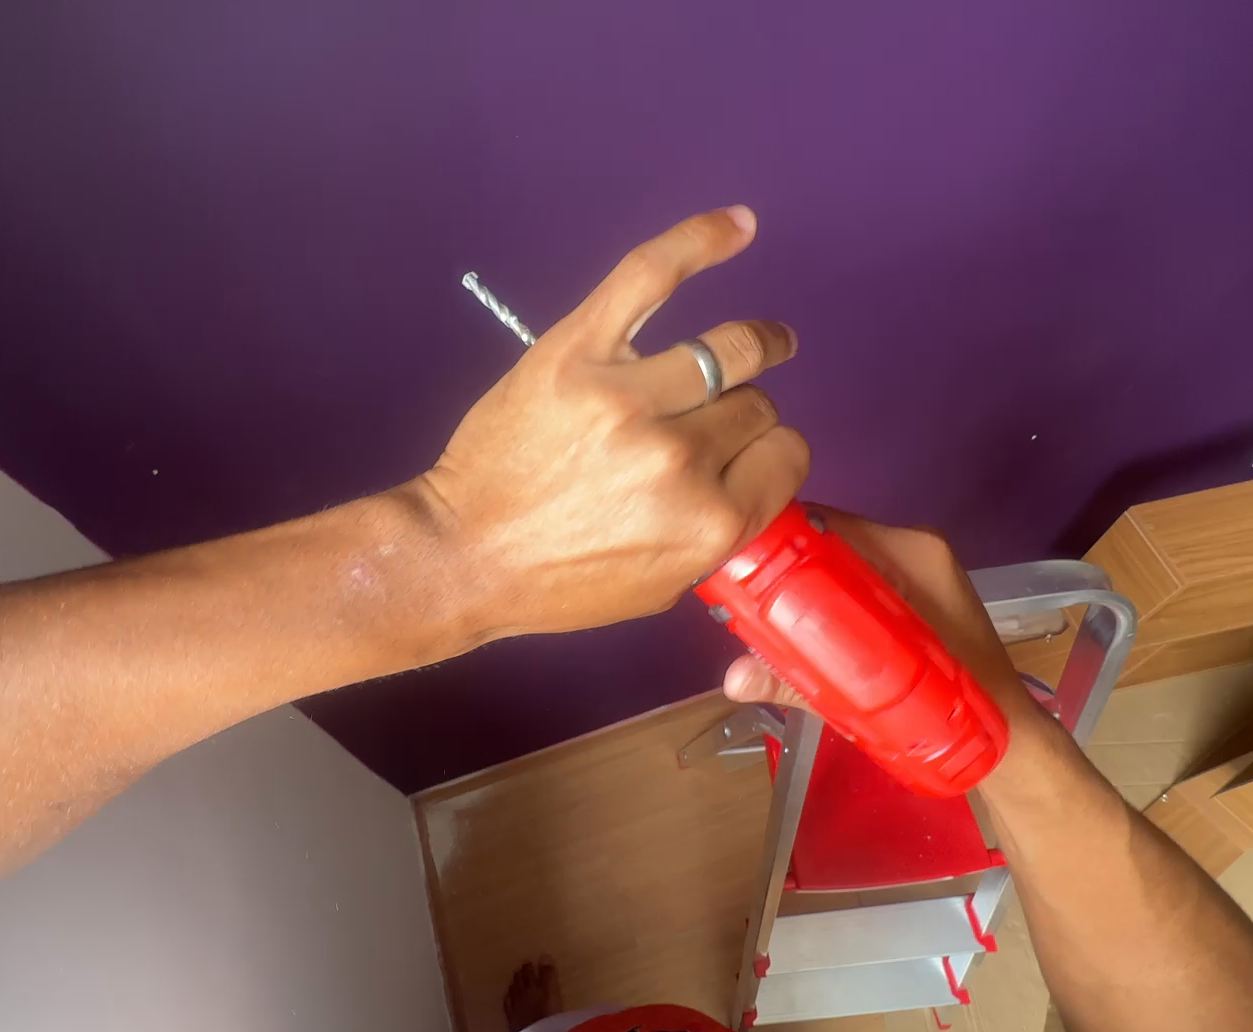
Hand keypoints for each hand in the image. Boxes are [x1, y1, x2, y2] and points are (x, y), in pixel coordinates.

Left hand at [418, 207, 809, 638]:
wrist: (467, 554)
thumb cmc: (562, 581)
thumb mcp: (663, 584)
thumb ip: (722, 530)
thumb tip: (753, 473)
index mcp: (710, 523)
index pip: (784, 456)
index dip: (768, 458)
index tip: (744, 458)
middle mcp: (680, 458)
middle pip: (755, 406)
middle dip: (739, 420)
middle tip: (706, 429)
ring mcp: (627, 398)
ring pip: (727, 351)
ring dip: (749, 349)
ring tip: (763, 344)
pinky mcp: (577, 351)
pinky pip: (651, 276)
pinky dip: (698, 242)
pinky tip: (737, 226)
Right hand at [719, 507, 1036, 725]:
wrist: (1004, 739)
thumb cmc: (953, 713)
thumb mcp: (871, 700)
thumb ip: (799, 685)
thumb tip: (732, 679)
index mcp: (911, 554)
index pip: (826, 522)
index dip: (775, 539)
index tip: (735, 564)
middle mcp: (911, 547)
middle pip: (825, 538)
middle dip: (780, 564)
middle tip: (739, 593)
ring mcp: (911, 566)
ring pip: (834, 558)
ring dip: (796, 580)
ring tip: (757, 608)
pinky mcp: (908, 586)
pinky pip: (850, 575)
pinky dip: (818, 593)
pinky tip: (791, 620)